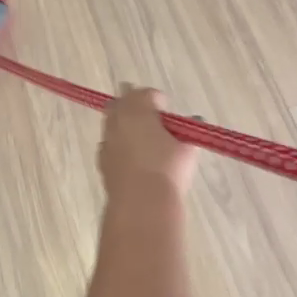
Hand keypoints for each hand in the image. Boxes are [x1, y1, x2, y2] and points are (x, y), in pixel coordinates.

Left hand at [99, 85, 197, 200]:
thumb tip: (195, 122)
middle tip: (152, 120)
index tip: (167, 110)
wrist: (141, 202)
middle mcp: (118, 117)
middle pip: (124, 103)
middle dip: (136, 107)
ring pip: (114, 122)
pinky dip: (120, 145)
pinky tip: (133, 159)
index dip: (158, 100)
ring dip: (126, 126)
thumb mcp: (187, 150)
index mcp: (138, 108)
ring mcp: (107, 137)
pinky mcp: (101, 158)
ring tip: (143, 140)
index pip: (147, 94)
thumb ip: (188, 133)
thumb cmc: (167, 169)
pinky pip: (111, 143)